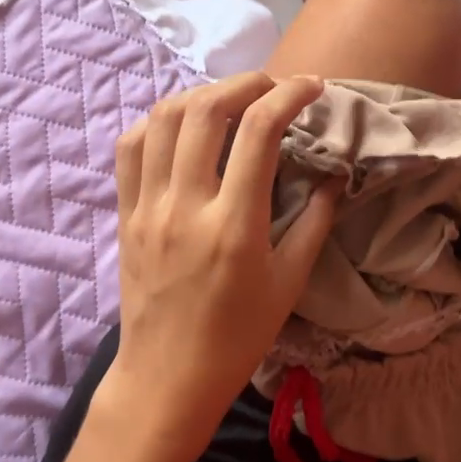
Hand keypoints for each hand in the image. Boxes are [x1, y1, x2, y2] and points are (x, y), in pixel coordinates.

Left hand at [105, 73, 338, 432]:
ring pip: (164, 118)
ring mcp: (148, 207)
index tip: (312, 87)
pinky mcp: (125, 213)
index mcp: (235, 226)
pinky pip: (131, 146)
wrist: (167, 379)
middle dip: (247, 82)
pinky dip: (158, 120)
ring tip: (231, 100)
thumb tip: (335, 169)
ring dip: (203, 94)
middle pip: (207, 110)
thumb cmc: (239, 336)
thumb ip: (316, 219)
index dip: (290, 94)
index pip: (259, 131)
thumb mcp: (290, 282)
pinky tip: (184, 125)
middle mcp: (186, 207)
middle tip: (274, 87)